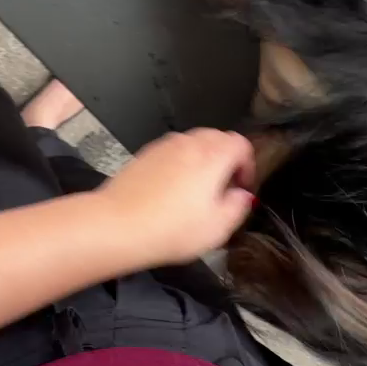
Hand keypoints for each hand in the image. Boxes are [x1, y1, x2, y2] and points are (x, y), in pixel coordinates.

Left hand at [96, 128, 256, 267]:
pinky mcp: (147, 153)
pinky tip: (175, 188)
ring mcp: (165, 146)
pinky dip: (182, 161)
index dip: (247, 164)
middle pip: (218, 137)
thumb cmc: (169, 229)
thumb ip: (237, 207)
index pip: (240, 143)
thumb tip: (242, 196)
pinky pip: (173, 149)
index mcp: (211, 157)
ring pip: (195, 141)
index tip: (242, 185)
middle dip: (227, 158)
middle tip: (225, 187)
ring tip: (200, 190)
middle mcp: (188, 144)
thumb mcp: (216, 228)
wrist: (119, 224)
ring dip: (205, 158)